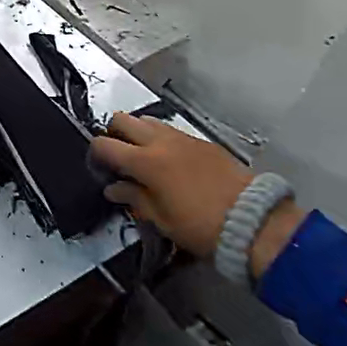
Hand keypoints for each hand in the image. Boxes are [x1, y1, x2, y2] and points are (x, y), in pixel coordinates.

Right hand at [90, 113, 304, 277]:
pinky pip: (171, 131)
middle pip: (124, 120)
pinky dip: (161, 140)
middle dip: (114, 134)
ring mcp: (183, 138)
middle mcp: (161, 141)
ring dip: (138, 134)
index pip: (105, 144)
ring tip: (142, 159)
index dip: (95, 154)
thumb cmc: (199, 225)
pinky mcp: (202, 141)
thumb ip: (134, 198)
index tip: (97, 168)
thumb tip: (114, 188)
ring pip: (148, 121)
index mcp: (146, 161)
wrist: (250, 219)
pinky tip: (168, 163)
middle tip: (117, 159)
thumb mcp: (161, 219)